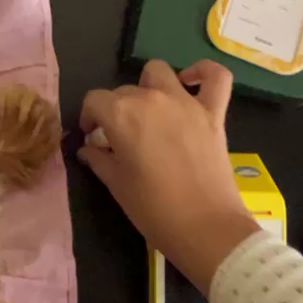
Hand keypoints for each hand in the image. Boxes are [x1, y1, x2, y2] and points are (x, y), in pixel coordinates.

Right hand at [78, 61, 259, 293]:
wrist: (205, 229)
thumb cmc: (153, 209)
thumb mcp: (116, 185)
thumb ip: (99, 159)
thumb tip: (89, 148)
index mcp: (121, 115)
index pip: (94, 101)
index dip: (90, 118)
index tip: (93, 138)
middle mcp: (151, 99)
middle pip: (124, 91)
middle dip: (116, 111)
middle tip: (121, 139)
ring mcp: (185, 102)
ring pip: (158, 73)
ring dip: (149, 86)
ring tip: (150, 110)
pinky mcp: (213, 112)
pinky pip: (214, 77)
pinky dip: (203, 73)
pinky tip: (190, 82)